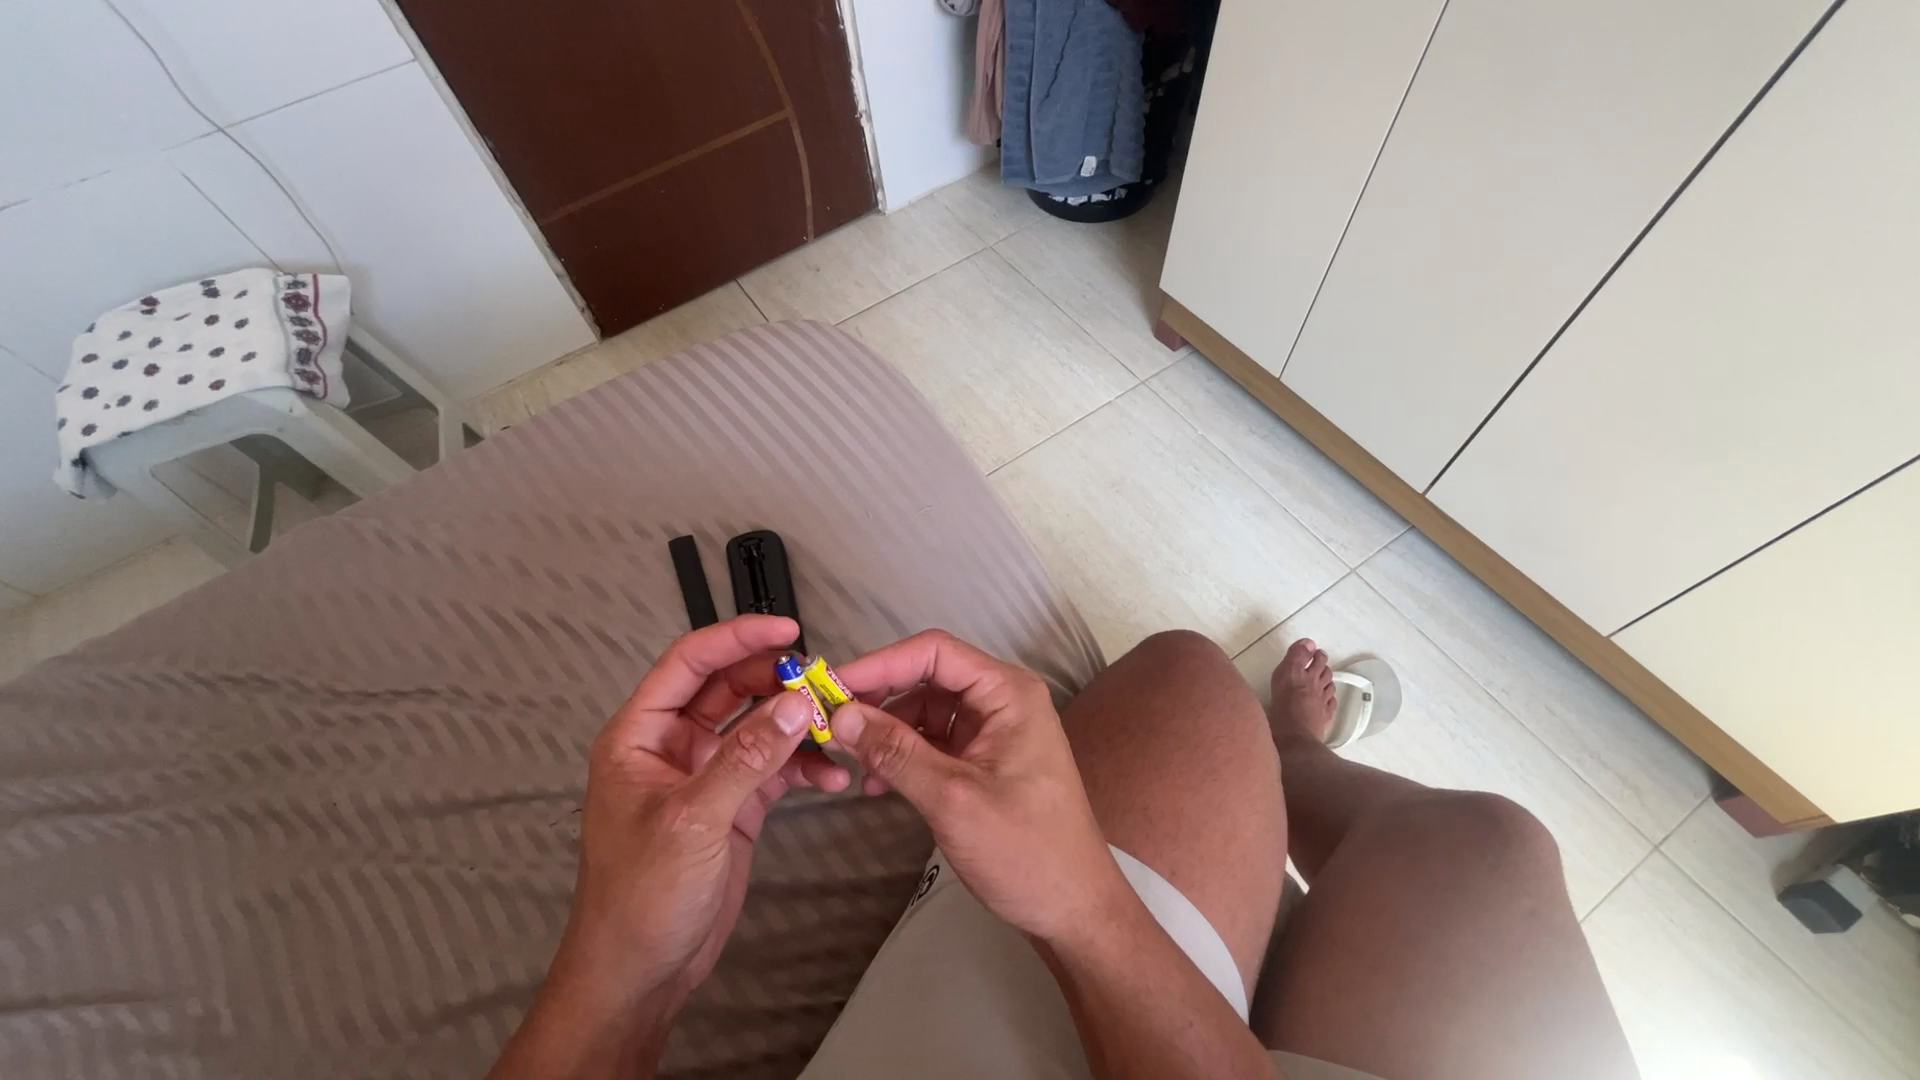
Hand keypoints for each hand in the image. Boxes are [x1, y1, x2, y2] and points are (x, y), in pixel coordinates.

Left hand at [492, 616, 853, 1079]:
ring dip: (798, 723)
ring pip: (760, 724)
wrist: (643, 972)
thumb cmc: (638, 899)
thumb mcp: (693, 820)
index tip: (787, 630)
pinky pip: (776, 764)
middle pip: (732, 687)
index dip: (738, 638)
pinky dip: (805, 764)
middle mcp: (675, 745)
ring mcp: (708, 772)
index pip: (691, 663)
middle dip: (779, 682)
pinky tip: (830, 777)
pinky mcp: (736, 801)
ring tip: (834, 730)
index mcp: (642, 735)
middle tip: (822, 683)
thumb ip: (746, 758)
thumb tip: (794, 704)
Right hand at [830, 630, 1128, 945]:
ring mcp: (993, 730)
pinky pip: (933, 741)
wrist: (1073, 909)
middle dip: (879, 700)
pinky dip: (903, 756)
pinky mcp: (983, 759)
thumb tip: (840, 716)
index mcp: (1007, 692)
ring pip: (925, 711)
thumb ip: (895, 752)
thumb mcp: (952, 799)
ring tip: (856, 767)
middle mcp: (1001, 699)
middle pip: (927, 677)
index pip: (934, 652)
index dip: (880, 663)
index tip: (830, 687)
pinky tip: (878, 784)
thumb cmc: (1024, 850)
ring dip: (887, 733)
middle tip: (832, 725)